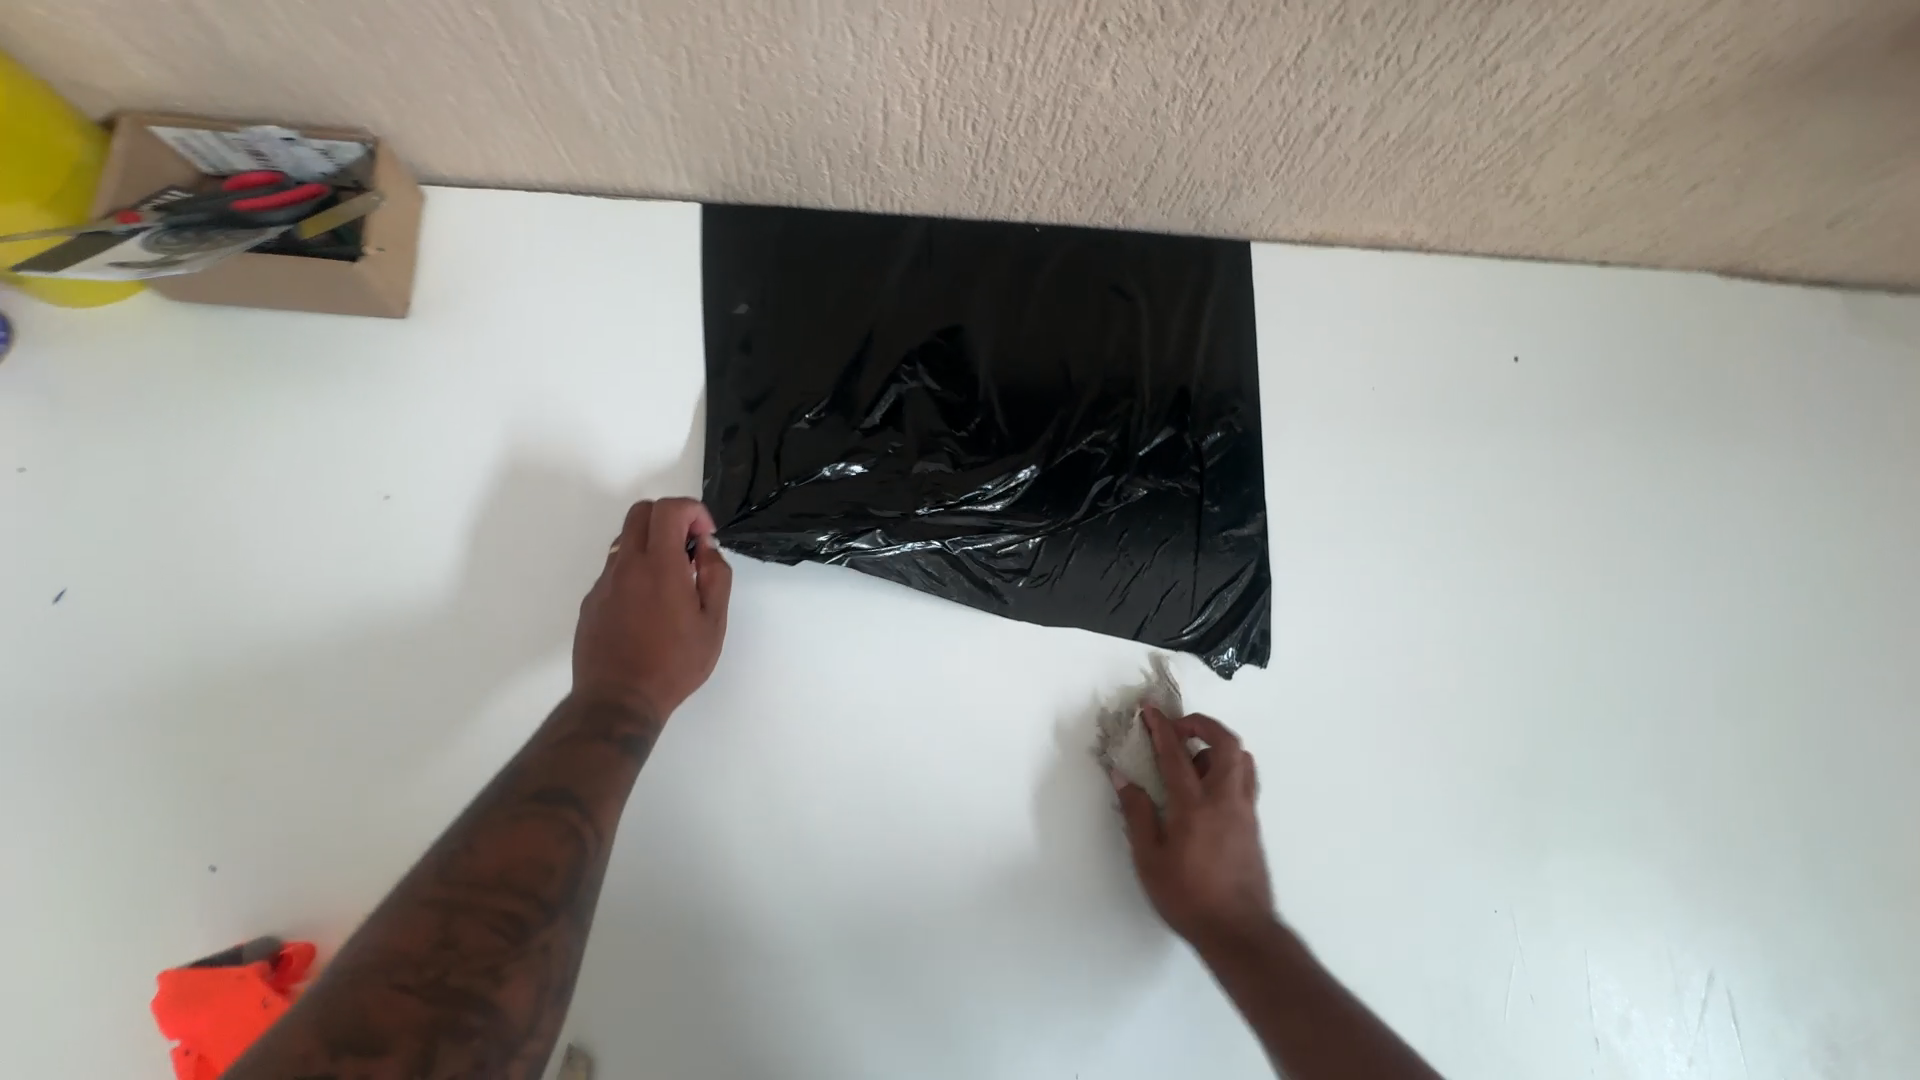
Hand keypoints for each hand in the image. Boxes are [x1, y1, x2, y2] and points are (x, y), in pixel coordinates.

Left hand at [573, 497, 731, 722]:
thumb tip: (706, 549)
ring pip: (626, 540)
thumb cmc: (674, 664)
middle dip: (671, 517)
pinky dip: (636, 571)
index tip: (705, 537)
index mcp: (660, 567)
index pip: (669, 509)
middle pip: (642, 512)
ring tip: (672, 582)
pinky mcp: (592, 601)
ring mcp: (604, 583)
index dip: (693, 511)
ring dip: (652, 544)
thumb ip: (716, 577)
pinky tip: (650, 607)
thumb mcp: (713, 623)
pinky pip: (615, 569)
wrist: (619, 699)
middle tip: (690, 548)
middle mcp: (627, 566)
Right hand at [1115, 707, 1274, 948]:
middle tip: (1178, 729)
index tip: (1149, 710)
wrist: (1239, 933)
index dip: (1161, 727)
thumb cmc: (1187, 897)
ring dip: (1217, 746)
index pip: (1176, 754)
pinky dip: (1227, 768)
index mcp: (1194, 805)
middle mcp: (1225, 799)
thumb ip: (1137, 813)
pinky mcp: (1253, 825)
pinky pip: (1245, 780)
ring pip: (1242, 760)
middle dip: (1201, 724)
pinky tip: (1205, 789)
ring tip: (1192, 759)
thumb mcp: (1148, 859)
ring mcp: (1244, 811)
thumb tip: (1122, 777)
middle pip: (1226, 743)